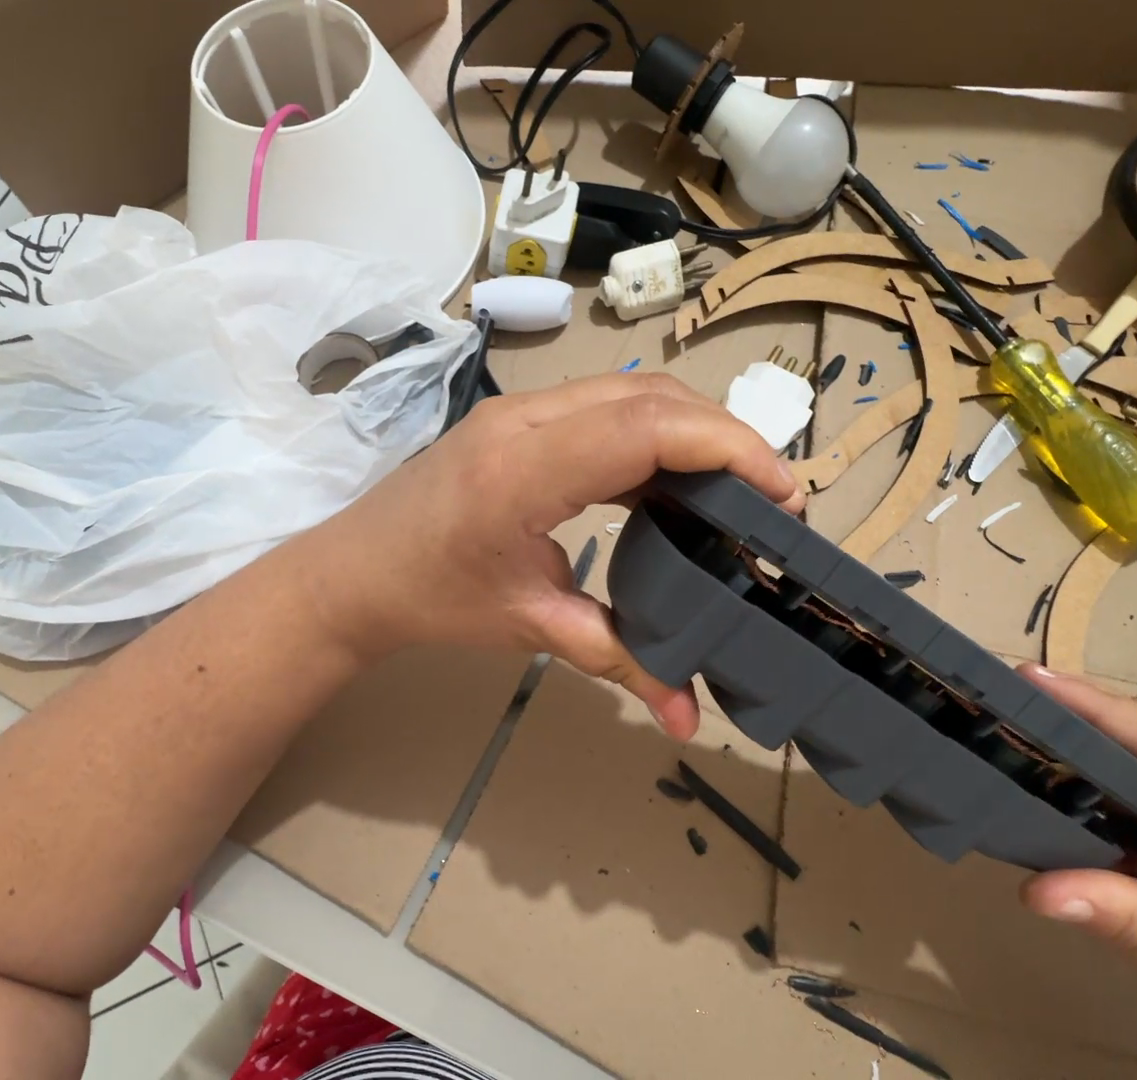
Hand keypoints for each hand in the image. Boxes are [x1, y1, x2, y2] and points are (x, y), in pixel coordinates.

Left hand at [297, 373, 801, 739]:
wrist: (355, 570)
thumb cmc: (430, 597)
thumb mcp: (529, 626)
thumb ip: (617, 661)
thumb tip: (686, 718)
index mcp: (522, 469)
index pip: (646, 429)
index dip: (728, 450)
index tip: (781, 498)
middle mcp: (523, 419)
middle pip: (651, 397)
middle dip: (725, 438)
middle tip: (771, 501)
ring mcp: (518, 410)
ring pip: (632, 393)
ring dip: (693, 431)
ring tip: (736, 491)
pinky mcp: (519, 417)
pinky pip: (604, 407)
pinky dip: (655, 434)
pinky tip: (675, 481)